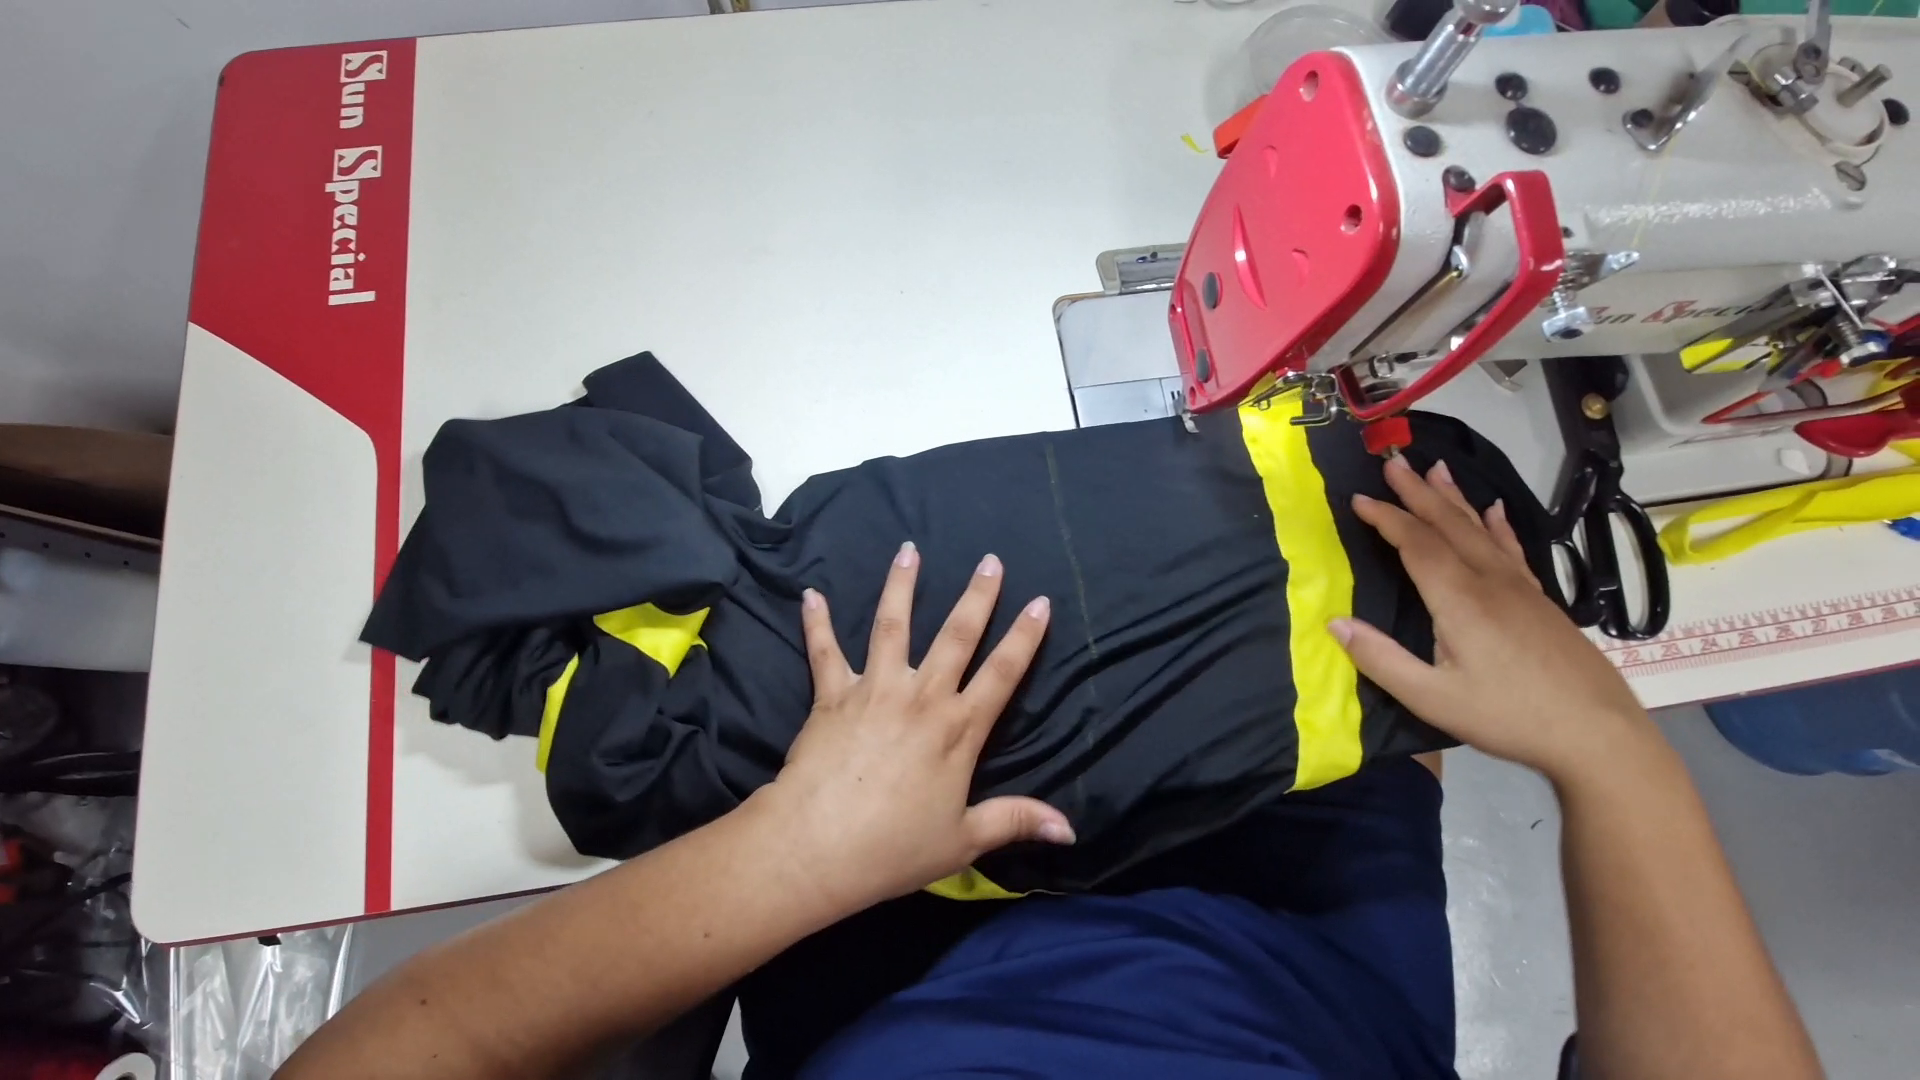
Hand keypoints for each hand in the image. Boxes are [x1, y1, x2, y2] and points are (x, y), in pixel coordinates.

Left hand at [749, 542, 1072, 914]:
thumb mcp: (964, 840)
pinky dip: (817, 622)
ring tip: (909, 550)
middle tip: (990, 560)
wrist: (818, 845)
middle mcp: (922, 697)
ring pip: (893, 626)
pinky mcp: (832, 694)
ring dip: (902, 586)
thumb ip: (1015, 821)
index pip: (1003, 674)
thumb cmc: (894, 846)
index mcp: (958, 729)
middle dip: (977, 596)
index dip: (1024, 637)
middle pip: (956, 636)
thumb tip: (1071, 829)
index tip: (1040, 602)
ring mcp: (875, 689)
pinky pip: (824, 651)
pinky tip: (812, 594)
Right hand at [1331, 456, 1655, 781]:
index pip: (1417, 545)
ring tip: (1436, 470)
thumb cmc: (1509, 718)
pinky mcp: (1542, 602)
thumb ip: (1380, 659)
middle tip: (1393, 463)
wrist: (1601, 737)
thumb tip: (1334, 621)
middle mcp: (1491, 583)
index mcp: (1460, 600)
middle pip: (1449, 526)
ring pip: (1481, 531)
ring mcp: (1522, 589)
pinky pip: (1513, 550)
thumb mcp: (1431, 698)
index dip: (1387, 518)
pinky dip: (1498, 525)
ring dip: (1454, 499)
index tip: (1358, 498)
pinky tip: (1494, 511)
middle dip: (1418, 493)